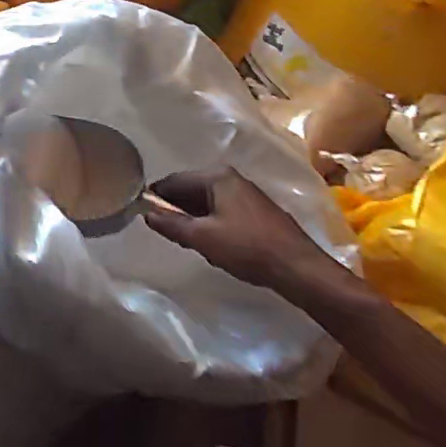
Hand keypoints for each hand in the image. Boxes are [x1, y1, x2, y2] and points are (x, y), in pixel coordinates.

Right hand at [144, 170, 334, 291]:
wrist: (300, 270)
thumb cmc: (247, 248)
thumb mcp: (202, 238)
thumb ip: (171, 224)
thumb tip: (147, 214)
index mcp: (216, 176)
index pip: (174, 180)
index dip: (157, 196)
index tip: (145, 213)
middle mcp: (232, 178)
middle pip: (192, 190)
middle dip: (178, 210)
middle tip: (169, 231)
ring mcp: (248, 194)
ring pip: (208, 202)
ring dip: (196, 219)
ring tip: (192, 241)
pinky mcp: (259, 212)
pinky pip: (225, 211)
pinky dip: (213, 224)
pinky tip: (216, 245)